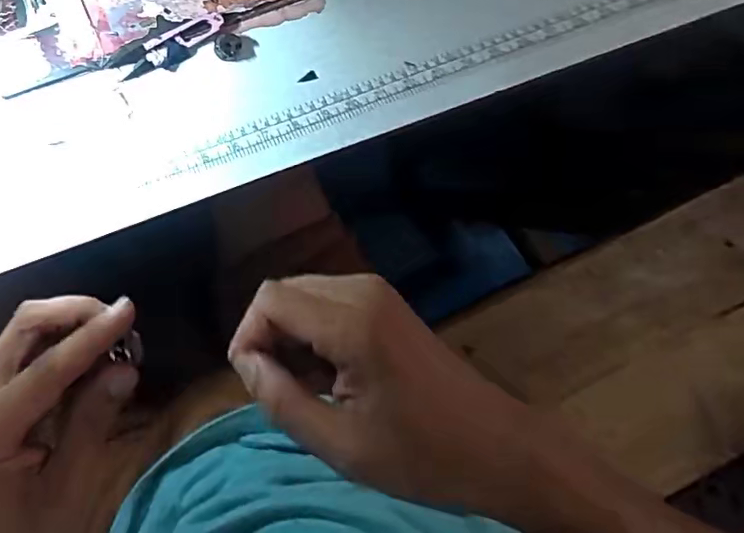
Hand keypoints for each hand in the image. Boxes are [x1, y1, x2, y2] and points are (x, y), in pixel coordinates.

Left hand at [0, 296, 139, 532]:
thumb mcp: (67, 495)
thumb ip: (91, 425)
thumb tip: (125, 368)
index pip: (48, 364)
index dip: (92, 333)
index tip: (129, 309)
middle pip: (28, 324)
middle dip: (77, 312)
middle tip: (120, 323)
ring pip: (27, 327)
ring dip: (71, 321)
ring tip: (113, 337)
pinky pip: (27, 344)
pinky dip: (62, 336)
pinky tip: (91, 353)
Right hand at [227, 275, 712, 532]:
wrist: (497, 446)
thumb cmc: (422, 454)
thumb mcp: (341, 445)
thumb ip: (281, 399)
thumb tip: (246, 362)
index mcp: (349, 320)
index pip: (270, 299)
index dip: (249, 336)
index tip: (257, 385)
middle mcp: (359, 289)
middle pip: (284, 290)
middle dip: (268, 335)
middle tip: (282, 391)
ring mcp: (375, 289)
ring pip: (303, 293)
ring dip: (291, 334)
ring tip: (310, 388)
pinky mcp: (383, 299)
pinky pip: (327, 299)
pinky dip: (314, 329)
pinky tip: (332, 372)